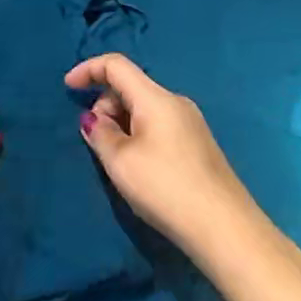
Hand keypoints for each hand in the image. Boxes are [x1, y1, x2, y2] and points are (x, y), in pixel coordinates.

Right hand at [67, 54, 258, 253]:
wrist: (231, 236)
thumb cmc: (167, 188)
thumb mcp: (119, 160)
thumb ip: (99, 132)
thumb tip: (95, 120)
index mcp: (155, 98)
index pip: (115, 64)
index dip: (87, 69)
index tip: (68, 87)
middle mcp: (176, 103)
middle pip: (129, 87)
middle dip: (104, 104)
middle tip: (95, 138)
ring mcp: (192, 126)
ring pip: (144, 109)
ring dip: (121, 122)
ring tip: (116, 157)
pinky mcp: (201, 148)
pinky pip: (159, 126)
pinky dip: (139, 134)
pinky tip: (140, 166)